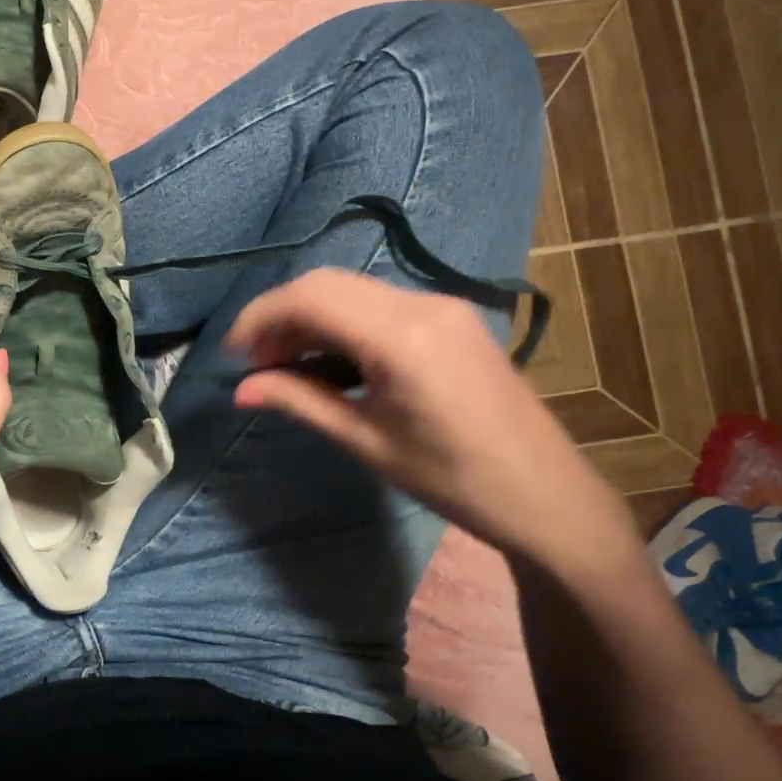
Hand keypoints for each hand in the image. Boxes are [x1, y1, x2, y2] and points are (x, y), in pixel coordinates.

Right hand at [225, 268, 635, 563]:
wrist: (548, 496)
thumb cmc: (452, 478)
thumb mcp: (366, 441)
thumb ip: (299, 402)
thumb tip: (240, 390)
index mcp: (401, 336)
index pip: (308, 299)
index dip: (259, 319)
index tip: (233, 357)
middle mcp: (422, 305)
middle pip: (326, 284)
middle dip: (280, 316)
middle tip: (256, 363)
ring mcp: (442, 307)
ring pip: (351, 290)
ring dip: (309, 317)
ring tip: (286, 365)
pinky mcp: (451, 319)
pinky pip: (378, 304)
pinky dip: (341, 322)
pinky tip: (329, 359)